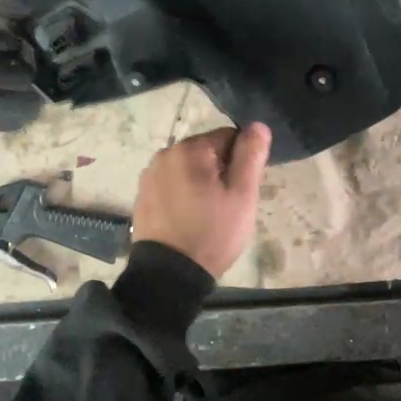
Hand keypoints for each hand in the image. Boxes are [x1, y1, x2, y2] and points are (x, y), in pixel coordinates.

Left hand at [133, 124, 272, 278]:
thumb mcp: (242, 195)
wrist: (169, 275)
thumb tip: (258, 125)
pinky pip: (172, 184)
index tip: (241, 189)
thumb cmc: (211, 233)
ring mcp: (149, 175)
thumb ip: (251, 156)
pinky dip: (184, 194)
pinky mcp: (142, 195)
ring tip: (208, 214)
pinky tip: (189, 219)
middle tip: (227, 205)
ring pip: (189, 168)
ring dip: (202, 183)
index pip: (228, 136)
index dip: (242, 161)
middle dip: (221, 171)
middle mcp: (165, 154)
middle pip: (207, 151)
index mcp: (190, 149)